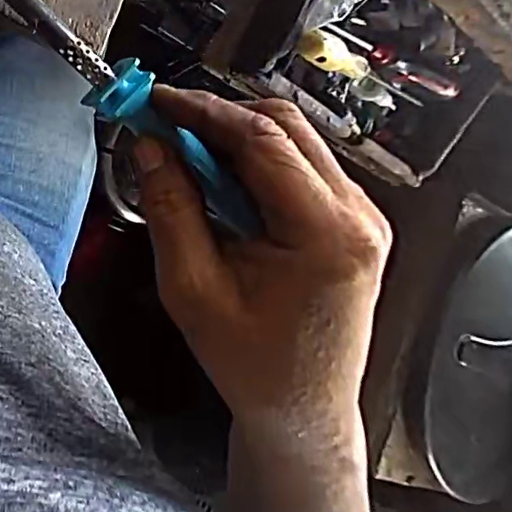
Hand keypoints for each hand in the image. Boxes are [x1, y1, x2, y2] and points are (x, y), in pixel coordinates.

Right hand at [133, 89, 391, 449]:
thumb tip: (152, 147)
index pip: (262, 138)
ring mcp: (359, 215)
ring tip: (184, 153)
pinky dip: (251, 158)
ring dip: (232, 135)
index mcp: (328, 233)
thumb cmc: (256, 365)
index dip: (201, 110)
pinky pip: (296, 163)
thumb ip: (170, 208)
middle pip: (281, 125)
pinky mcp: (348, 219)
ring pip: (290, 138)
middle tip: (162, 121)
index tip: (157, 100)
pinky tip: (217, 178)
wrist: (303, 412)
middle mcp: (357, 214)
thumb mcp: (193, 289)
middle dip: (215, 116)